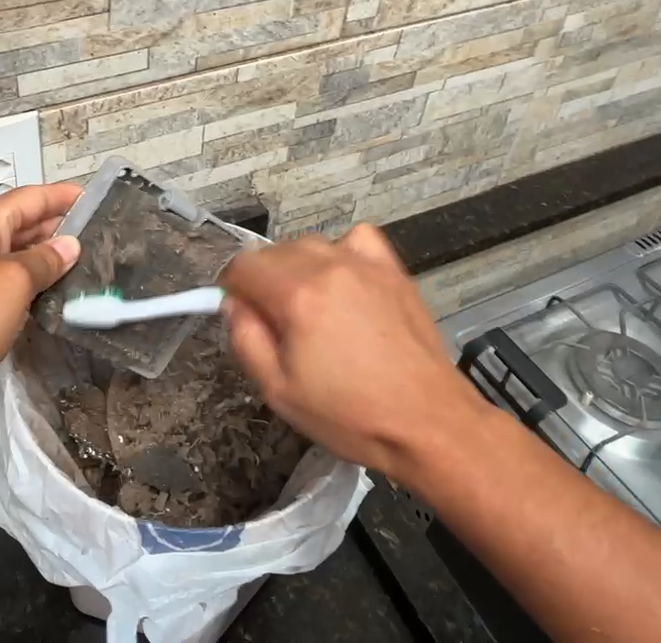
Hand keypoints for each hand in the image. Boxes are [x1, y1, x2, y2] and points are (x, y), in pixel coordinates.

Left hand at [0, 183, 82, 410]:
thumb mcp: (17, 283)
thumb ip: (46, 260)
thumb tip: (69, 245)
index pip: (31, 196)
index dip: (64, 197)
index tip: (95, 198)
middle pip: (19, 219)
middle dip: (55, 225)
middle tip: (97, 234)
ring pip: (9, 247)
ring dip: (41, 252)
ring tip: (80, 260)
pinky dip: (22, 272)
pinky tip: (47, 286)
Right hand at [221, 224, 485, 477]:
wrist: (429, 422)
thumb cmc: (353, 415)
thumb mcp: (278, 391)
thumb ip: (245, 339)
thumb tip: (234, 305)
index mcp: (297, 297)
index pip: (243, 264)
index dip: (232, 288)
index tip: (240, 312)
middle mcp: (330, 268)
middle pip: (274, 251)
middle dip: (264, 281)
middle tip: (276, 323)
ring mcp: (365, 264)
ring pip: (310, 244)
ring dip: (298, 268)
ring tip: (312, 308)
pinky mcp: (392, 270)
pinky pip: (354, 239)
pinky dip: (341, 252)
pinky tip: (344, 283)